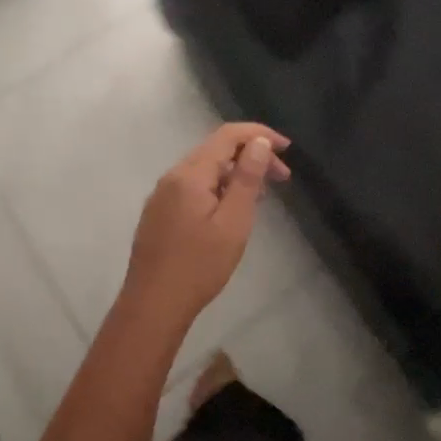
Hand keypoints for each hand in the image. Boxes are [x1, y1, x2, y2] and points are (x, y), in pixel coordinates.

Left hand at [122, 123, 291, 329]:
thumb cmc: (199, 266)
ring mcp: (162, 195)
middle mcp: (172, 177)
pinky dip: (218, 187)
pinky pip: (193, 186)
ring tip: (261, 194)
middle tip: (282, 177)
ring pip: (204, 169)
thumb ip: (246, 178)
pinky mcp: (159, 213)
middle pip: (215, 149)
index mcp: (190, 174)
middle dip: (251, 155)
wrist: (153, 306)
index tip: (287, 149)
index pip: (227, 135)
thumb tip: (258, 142)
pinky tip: (231, 209)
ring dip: (235, 173)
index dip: (259, 134)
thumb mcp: (233, 222)